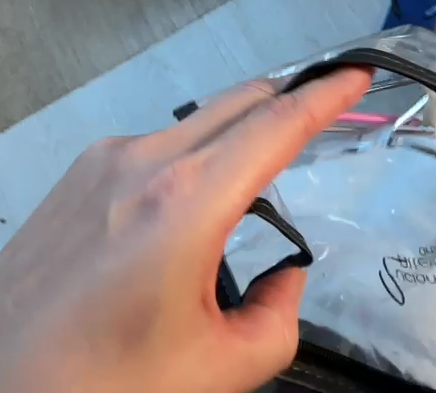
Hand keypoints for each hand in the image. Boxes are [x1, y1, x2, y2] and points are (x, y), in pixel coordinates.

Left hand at [0, 66, 373, 392]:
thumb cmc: (96, 388)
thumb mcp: (211, 372)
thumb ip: (276, 320)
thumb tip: (285, 278)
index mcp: (186, 200)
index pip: (277, 124)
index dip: (326, 95)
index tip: (358, 75)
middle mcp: (145, 158)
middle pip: (240, 102)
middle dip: (289, 101)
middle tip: (324, 116)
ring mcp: (104, 159)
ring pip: (198, 121)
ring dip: (238, 135)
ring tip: (249, 194)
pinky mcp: (77, 173)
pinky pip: (157, 145)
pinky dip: (192, 157)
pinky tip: (181, 217)